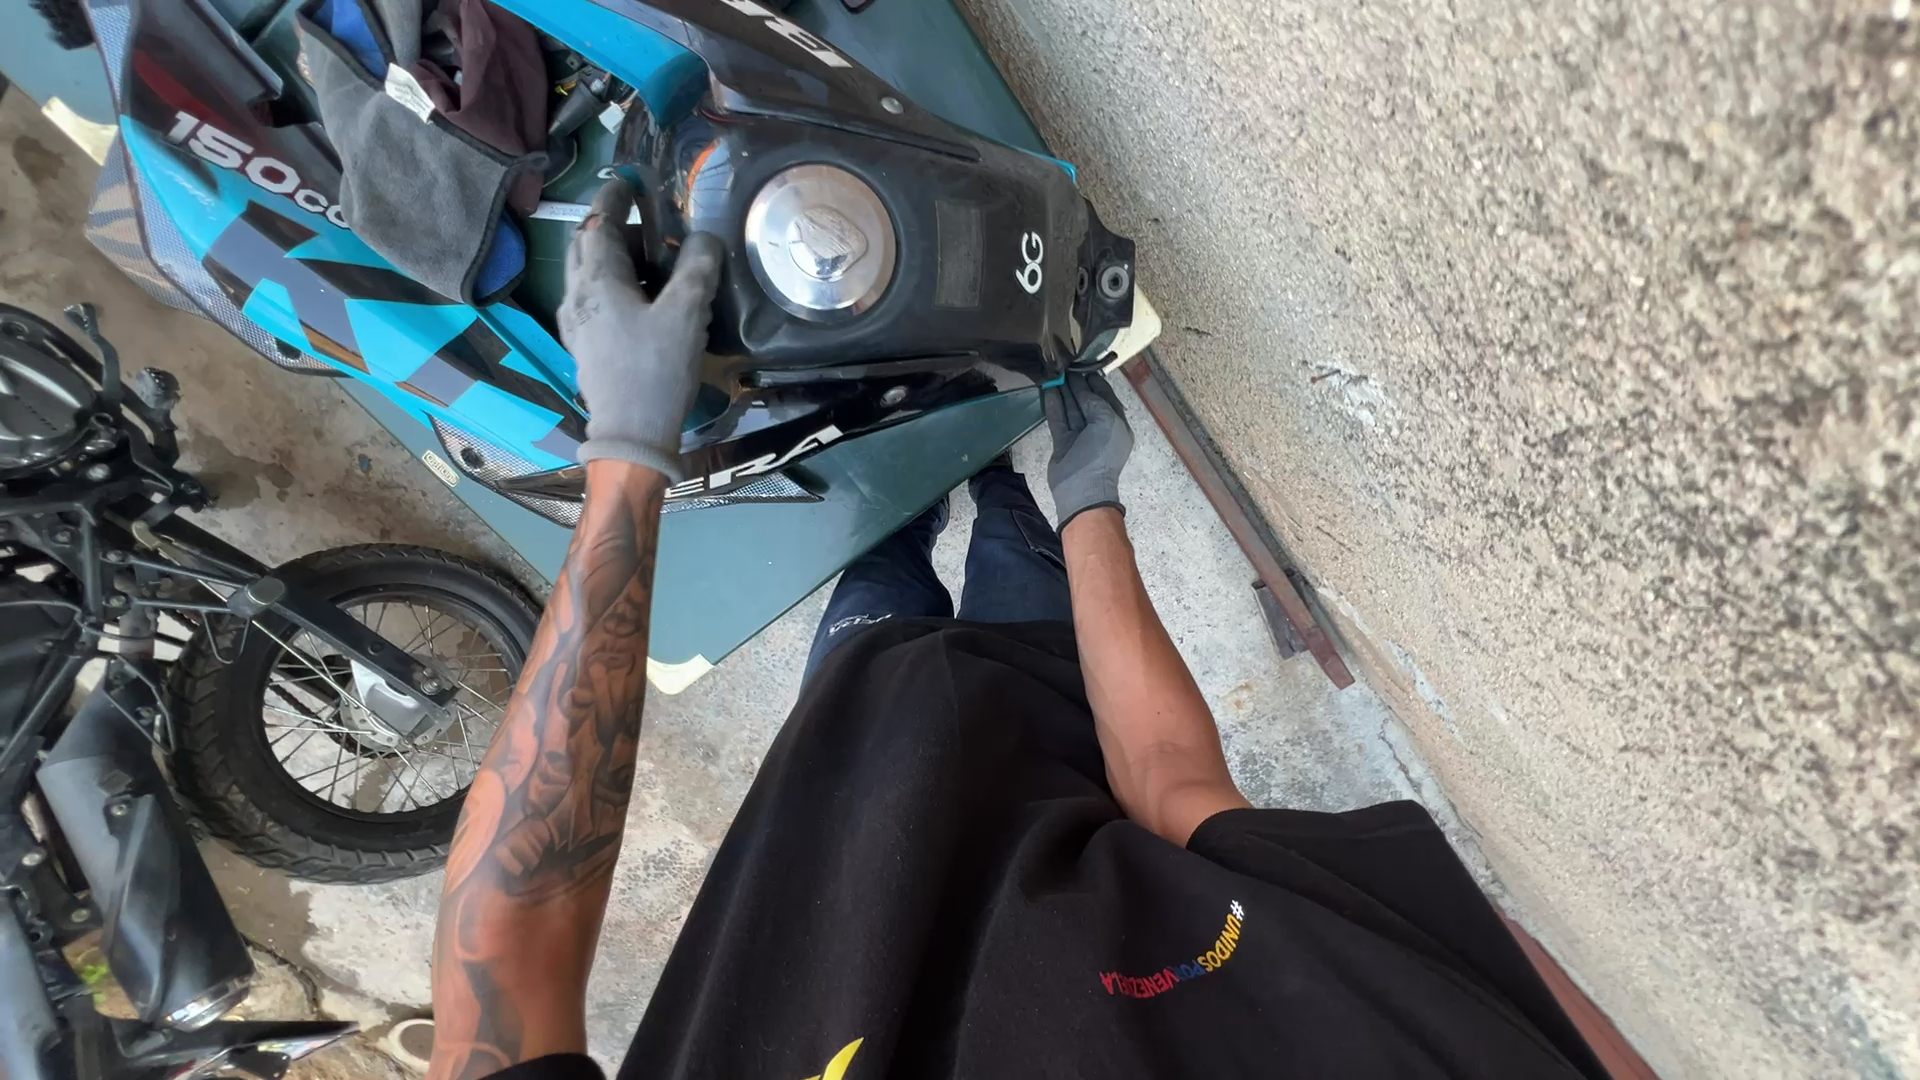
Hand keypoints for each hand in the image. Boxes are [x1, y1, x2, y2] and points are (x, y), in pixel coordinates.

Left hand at [559, 178, 723, 480]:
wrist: (632, 432)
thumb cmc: (656, 370)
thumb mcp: (686, 315)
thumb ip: (697, 270)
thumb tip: (705, 238)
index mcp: (598, 280)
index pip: (599, 223)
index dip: (614, 198)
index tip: (628, 181)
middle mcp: (578, 296)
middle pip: (587, 246)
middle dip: (612, 227)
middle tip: (645, 226)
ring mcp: (577, 325)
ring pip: (588, 274)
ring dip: (613, 258)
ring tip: (647, 263)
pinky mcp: (586, 348)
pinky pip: (594, 301)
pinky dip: (613, 286)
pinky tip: (636, 302)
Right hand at [1043, 370, 1132, 528]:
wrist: (1083, 487)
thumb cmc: (1101, 453)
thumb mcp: (1107, 421)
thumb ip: (1096, 402)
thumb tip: (1082, 391)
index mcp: (1115, 424)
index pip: (1106, 398)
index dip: (1096, 382)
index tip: (1084, 366)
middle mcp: (1099, 428)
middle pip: (1087, 401)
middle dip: (1078, 385)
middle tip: (1066, 367)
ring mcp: (1080, 436)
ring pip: (1072, 409)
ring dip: (1064, 393)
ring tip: (1055, 374)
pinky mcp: (1063, 443)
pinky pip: (1059, 420)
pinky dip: (1054, 406)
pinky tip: (1048, 390)